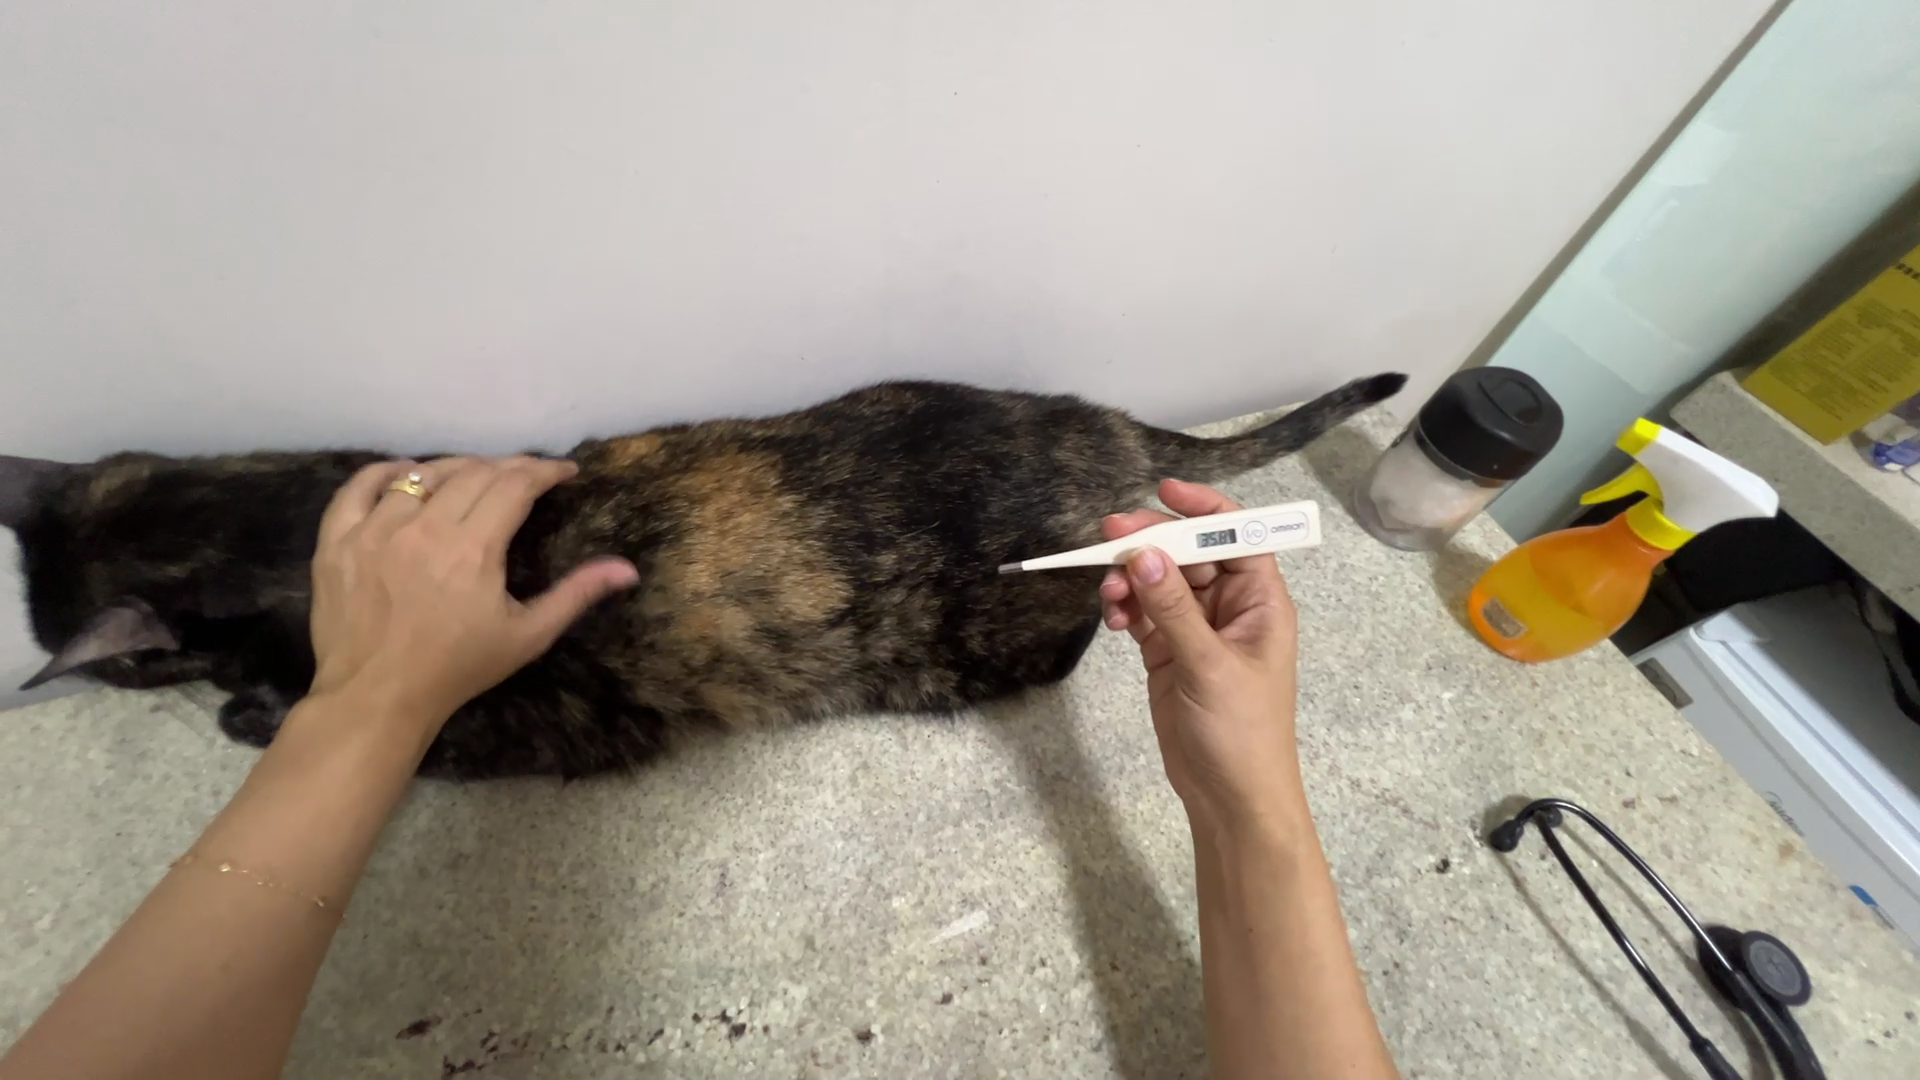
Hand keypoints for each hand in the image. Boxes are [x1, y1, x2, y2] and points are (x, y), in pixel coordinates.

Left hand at [307, 456, 639, 727]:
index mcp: (473, 549)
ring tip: (481, 476)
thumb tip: (627, 570)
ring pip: (423, 474)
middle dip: (511, 467)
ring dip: (460, 468)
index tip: (565, 472)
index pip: (515, 485)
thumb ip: (578, 594)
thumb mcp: (531, 634)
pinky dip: (388, 473)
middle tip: (532, 476)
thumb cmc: (461, 666)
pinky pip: (359, 488)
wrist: (377, 696)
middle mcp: (423, 529)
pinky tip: (409, 473)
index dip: (545, 471)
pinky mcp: (337, 542)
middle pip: (474, 473)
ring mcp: (373, 532)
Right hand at [1100, 479, 1302, 836]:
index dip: (1204, 509)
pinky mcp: (1167, 649)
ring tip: (1107, 593)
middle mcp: (1228, 606)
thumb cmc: (1240, 730)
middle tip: (1108, 536)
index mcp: (1259, 601)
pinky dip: (1125, 607)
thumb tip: (1141, 554)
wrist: (1228, 796)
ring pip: (1158, 581)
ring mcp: (1194, 627)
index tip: (1163, 491)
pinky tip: (1113, 618)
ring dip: (1130, 578)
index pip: (1235, 536)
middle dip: (1150, 543)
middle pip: (1187, 554)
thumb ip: (1173, 608)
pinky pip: (1142, 611)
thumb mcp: (1209, 665)